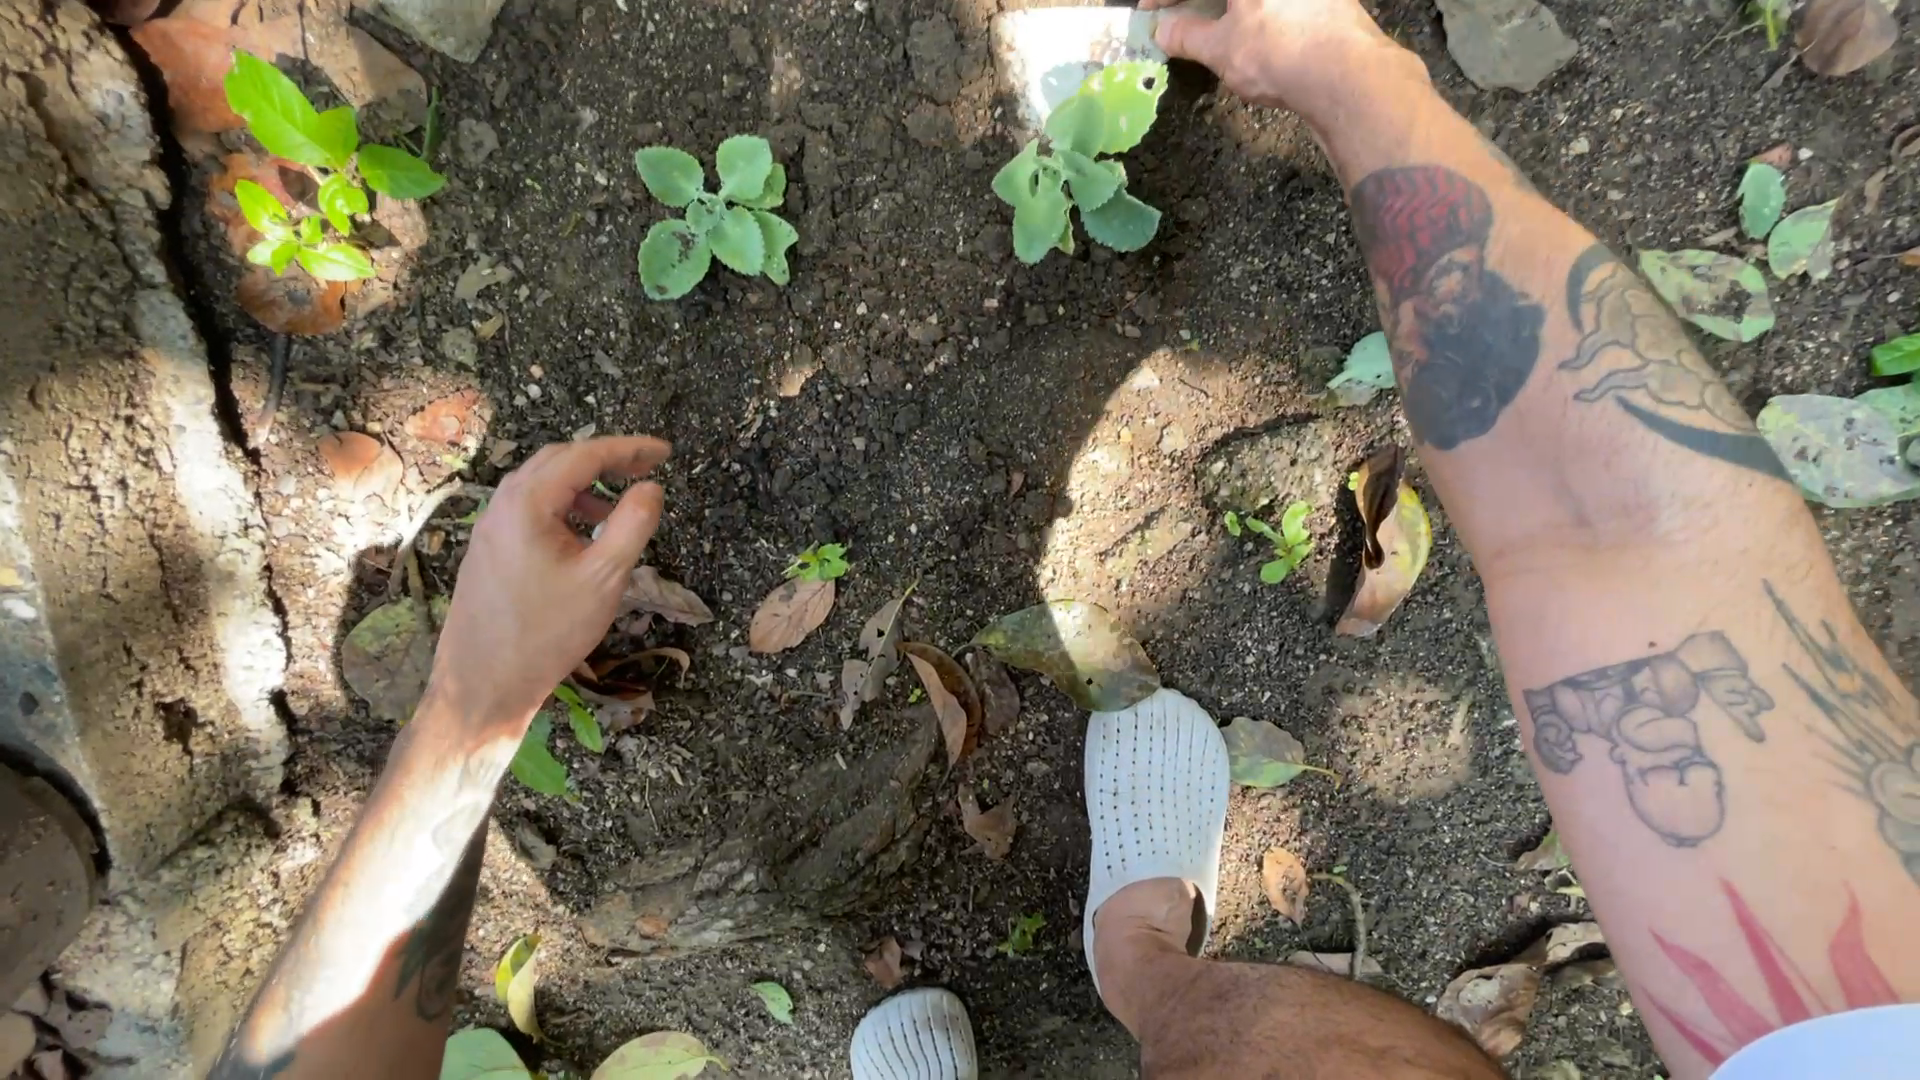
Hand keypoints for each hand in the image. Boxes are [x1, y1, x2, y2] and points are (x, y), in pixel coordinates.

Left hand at [426, 436, 669, 732]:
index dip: (629, 448)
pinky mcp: (490, 548)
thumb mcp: (605, 577)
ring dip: (586, 482)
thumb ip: (634, 525)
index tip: (665, 451)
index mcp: (527, 503)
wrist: (484, 682)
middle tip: (648, 467)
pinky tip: (587, 534)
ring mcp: (491, 527)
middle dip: (607, 458)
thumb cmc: (549, 630)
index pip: (584, 455)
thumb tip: (652, 487)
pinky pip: (532, 508)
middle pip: (559, 460)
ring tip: (622, 503)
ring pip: (543, 484)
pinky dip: (567, 506)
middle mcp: (502, 504)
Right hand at [1144, 0, 1424, 122]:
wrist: (1343, 70)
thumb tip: (1163, 30)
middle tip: (1176, 14)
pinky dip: (1252, 9)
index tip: (1147, 8)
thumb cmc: (1277, 52)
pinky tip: (1245, 27)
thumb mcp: (1221, 48)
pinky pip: (1273, 2)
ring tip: (1207, 24)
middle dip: (1196, 1)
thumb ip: (1188, 34)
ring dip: (1223, 6)